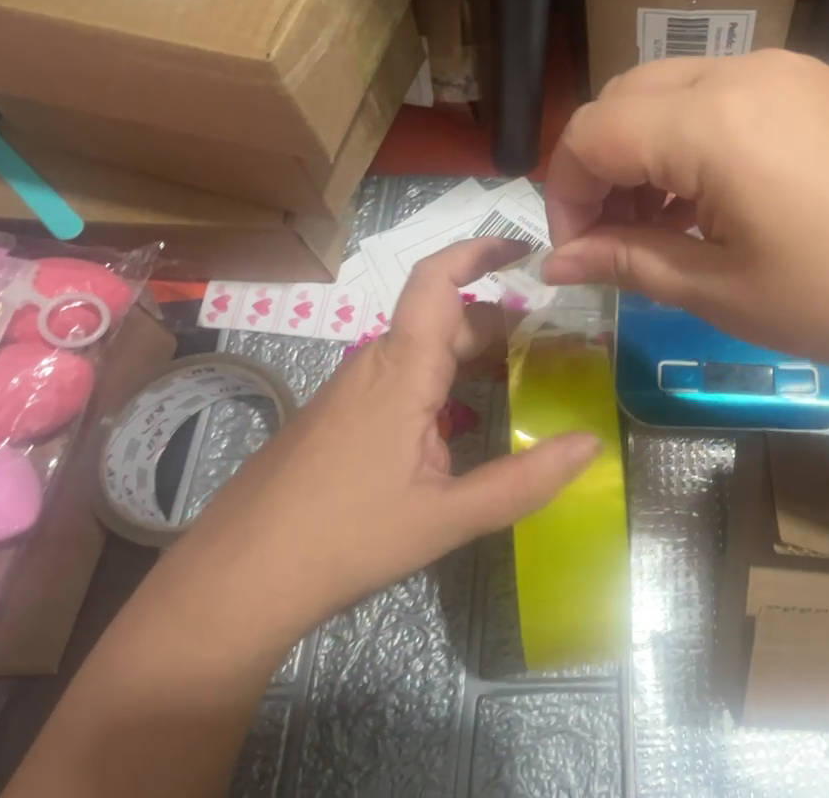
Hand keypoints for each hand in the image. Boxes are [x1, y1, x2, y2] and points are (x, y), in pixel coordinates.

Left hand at [175, 238, 600, 630]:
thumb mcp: (446, 518)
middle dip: (502, 322)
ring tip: (526, 380)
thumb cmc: (343, 540)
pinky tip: (467, 424)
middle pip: (445, 319)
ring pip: (423, 351)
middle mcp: (374, 366)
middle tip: (558, 346)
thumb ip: (523, 481)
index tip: (525, 248)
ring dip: (475, 355)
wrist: (235, 581)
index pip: (437, 281)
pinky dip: (447, 381)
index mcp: (401, 371)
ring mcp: (351, 392)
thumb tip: (593, 443)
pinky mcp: (339, 419)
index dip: (479, 251)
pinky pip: (402, 379)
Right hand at [541, 50, 828, 389]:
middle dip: (603, 167)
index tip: (574, 251)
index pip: (593, 132)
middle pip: (629, 98)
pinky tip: (719, 201)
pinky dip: (699, 140)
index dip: (564, 192)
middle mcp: (744, 70)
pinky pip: (731, 97)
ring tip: (664, 228)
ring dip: (650, 152)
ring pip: (678, 92)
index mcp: (711, 121)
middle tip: (614, 240)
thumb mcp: (724, 292)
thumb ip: (628, 262)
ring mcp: (791, 69)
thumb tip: (557, 261)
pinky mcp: (824, 85)